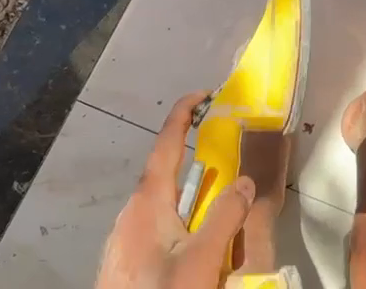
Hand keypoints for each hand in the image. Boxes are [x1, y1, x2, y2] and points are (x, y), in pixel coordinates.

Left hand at [98, 92, 256, 288]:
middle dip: (201, 177)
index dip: (184, 113)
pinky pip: (157, 238)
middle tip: (231, 184)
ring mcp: (122, 245)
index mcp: (146, 203)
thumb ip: (226, 216)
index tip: (206, 94)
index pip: (166, 143)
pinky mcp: (123, 270)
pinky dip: (181, 236)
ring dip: (193, 213)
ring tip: (220, 237)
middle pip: (169, 179)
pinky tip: (196, 264)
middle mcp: (130, 216)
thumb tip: (243, 179)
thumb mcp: (202, 261)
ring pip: (165, 213)